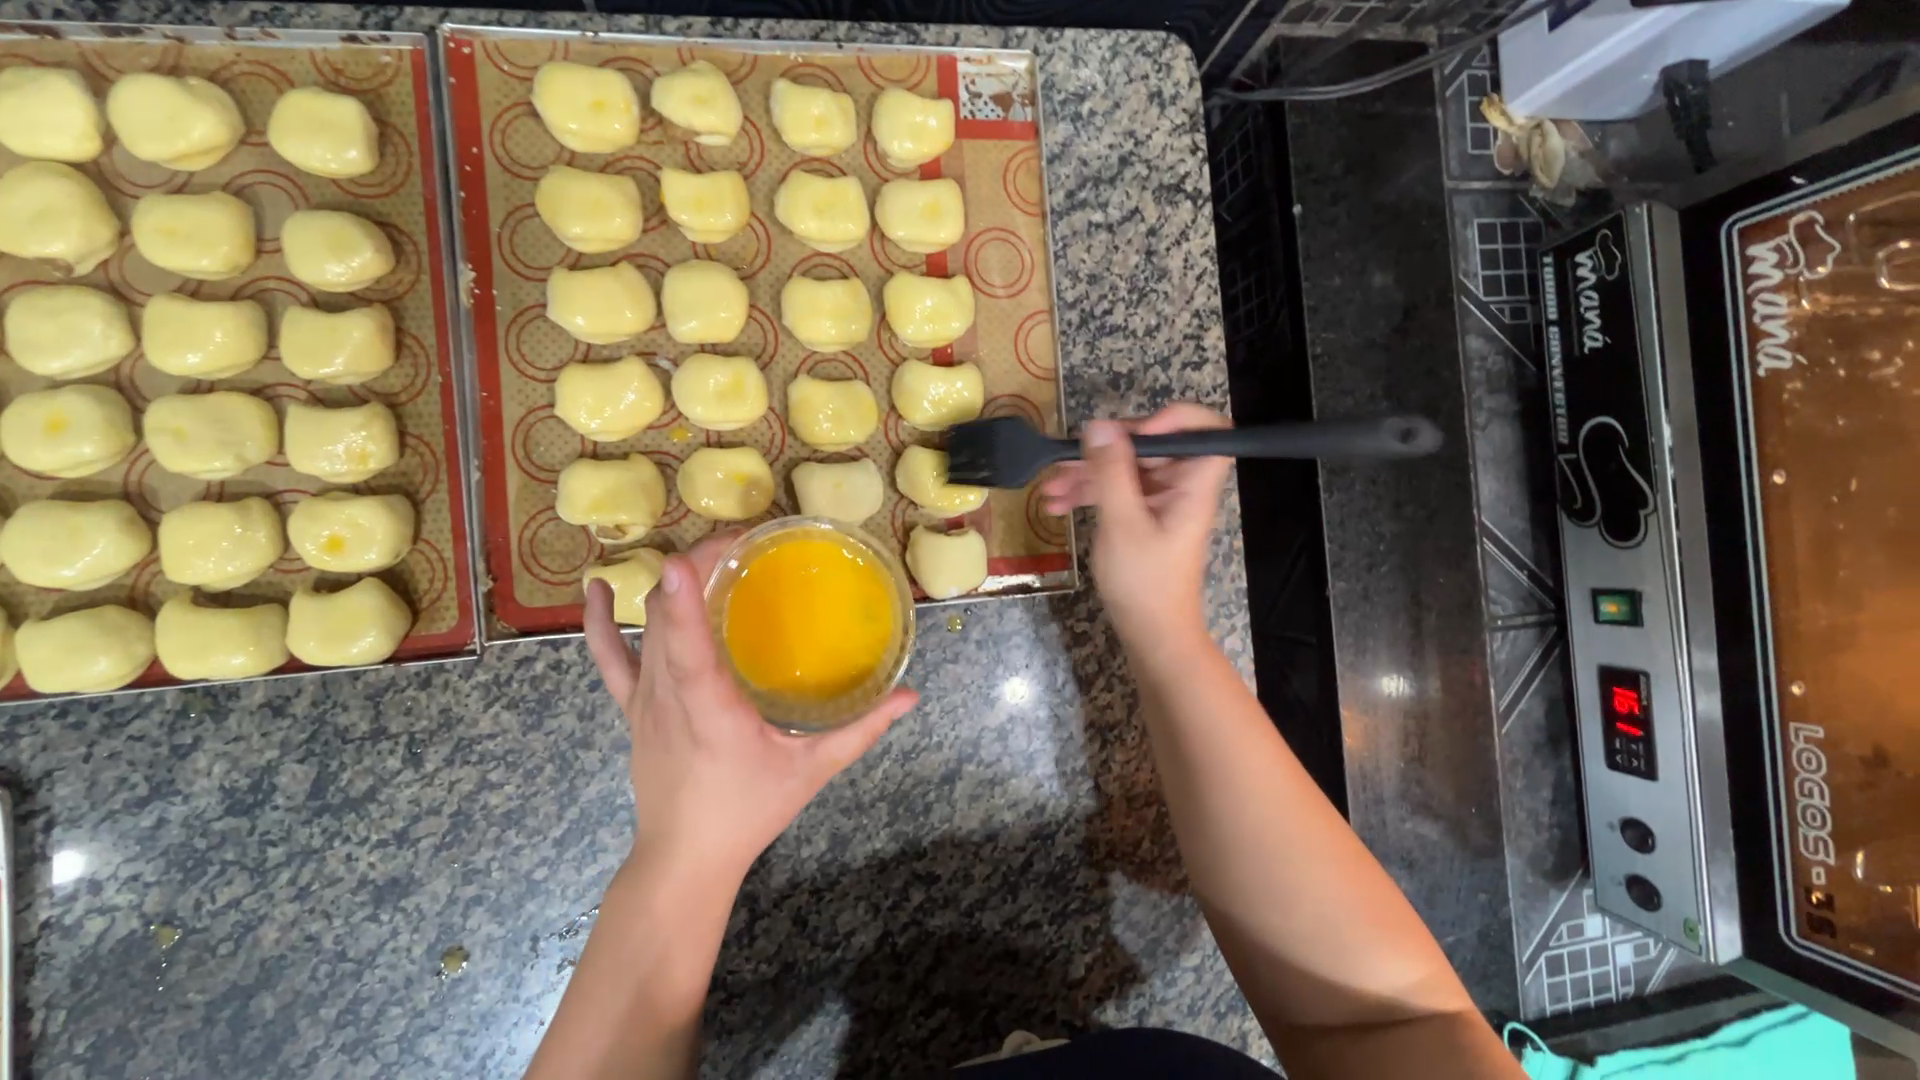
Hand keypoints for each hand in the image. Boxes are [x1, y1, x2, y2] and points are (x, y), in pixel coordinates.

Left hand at [583, 532, 919, 884]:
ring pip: (643, 629)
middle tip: (739, 545)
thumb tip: (912, 697)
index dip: (683, 603)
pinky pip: (608, 658)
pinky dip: (598, 622)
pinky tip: (598, 588)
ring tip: (701, 555)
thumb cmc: (748, 812)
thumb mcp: (812, 771)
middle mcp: (667, 698)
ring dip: (668, 587)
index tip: (689, 557)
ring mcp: (642, 701)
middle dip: (694, 570)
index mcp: (710, 713)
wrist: (684, 858)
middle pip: (665, 619)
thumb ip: (862, 731)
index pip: (687, 651)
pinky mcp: (631, 707)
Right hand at [1039, 404, 1232, 644]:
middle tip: (1070, 459)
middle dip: (1107, 450)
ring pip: (1125, 468)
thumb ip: (1111, 472)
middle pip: (1151, 446)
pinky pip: (1115, 491)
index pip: (1208, 431)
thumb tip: (1099, 425)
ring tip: (1049, 489)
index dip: (1175, 420)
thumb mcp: (1122, 523)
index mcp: (1192, 484)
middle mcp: (1180, 486)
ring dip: (1087, 474)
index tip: (1136, 432)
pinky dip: (1088, 494)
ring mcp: (1159, 501)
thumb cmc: (1145, 582)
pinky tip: (1056, 505)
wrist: (1151, 633)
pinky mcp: (1140, 516)